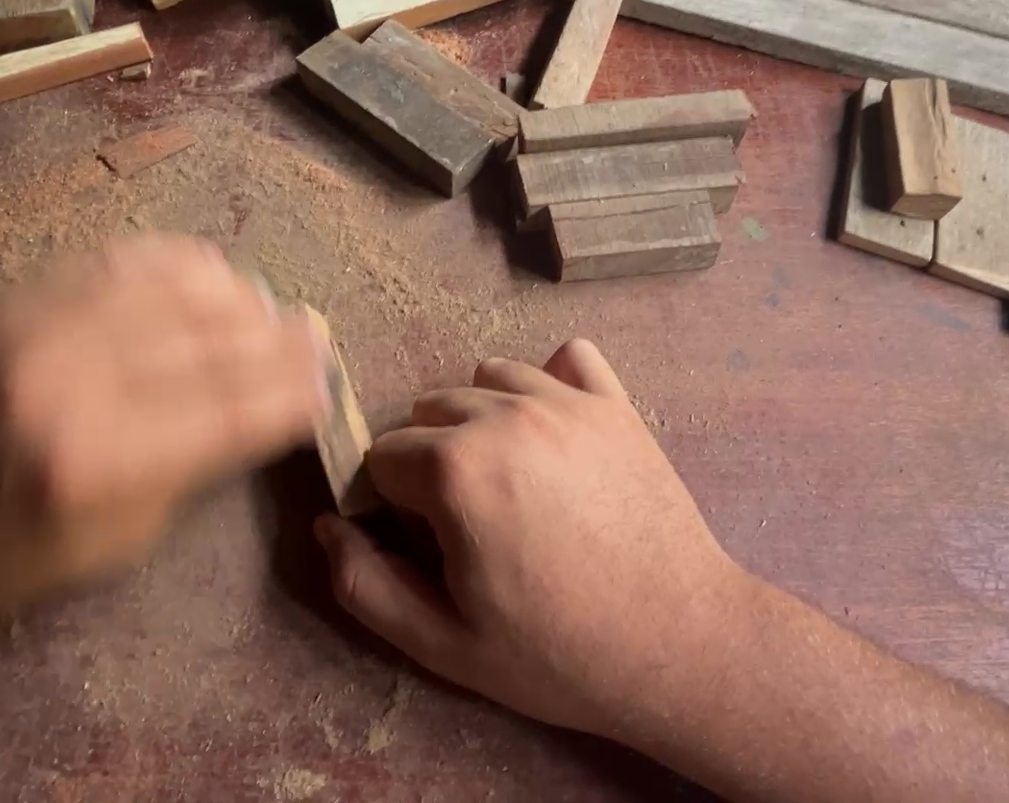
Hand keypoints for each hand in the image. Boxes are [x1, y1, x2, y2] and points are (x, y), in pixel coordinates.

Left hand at [0, 234, 326, 644]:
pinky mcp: (13, 294)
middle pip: (215, 341)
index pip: (235, 410)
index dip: (294, 393)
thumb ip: (195, 469)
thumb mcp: (111, 546)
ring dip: (241, 297)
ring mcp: (37, 322)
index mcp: (97, 461)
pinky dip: (181, 262)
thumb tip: (266, 409)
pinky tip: (213, 275)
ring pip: (178, 285)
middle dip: (281, 341)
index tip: (327, 383)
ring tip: (271, 311)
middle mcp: (72, 377)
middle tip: (317, 339)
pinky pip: (122, 255)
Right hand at [314, 339, 745, 740]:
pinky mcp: (614, 401)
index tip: (430, 538)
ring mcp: (566, 401)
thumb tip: (328, 526)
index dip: (395, 502)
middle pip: (429, 411)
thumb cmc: (557, 650)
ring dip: (482, 418)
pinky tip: (557, 430)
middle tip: (471, 515)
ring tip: (512, 474)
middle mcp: (505, 416)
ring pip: (487, 379)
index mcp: (454, 469)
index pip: (383, 457)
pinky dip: (549, 382)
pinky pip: (564, 358)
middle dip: (433, 458)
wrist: (680, 643)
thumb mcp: (442, 644)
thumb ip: (364, 584)